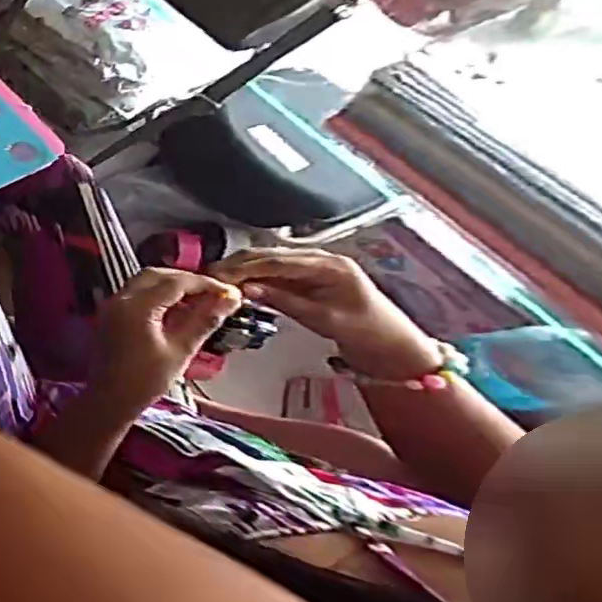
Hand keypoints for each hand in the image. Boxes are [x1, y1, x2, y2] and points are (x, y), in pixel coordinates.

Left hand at [90, 268, 242, 409]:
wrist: (110, 398)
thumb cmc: (147, 379)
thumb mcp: (181, 350)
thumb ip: (204, 320)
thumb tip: (230, 299)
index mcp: (136, 307)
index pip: (174, 282)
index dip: (205, 283)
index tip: (230, 292)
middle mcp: (119, 300)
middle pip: (156, 275)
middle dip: (186, 279)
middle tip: (214, 292)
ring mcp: (110, 305)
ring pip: (143, 282)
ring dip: (171, 285)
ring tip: (200, 299)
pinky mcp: (109, 314)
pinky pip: (134, 293)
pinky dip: (156, 294)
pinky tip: (177, 308)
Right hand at [209, 247, 437, 379]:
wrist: (393, 346)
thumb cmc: (366, 332)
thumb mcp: (323, 319)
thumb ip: (284, 301)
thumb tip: (246, 289)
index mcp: (330, 265)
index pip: (277, 260)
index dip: (244, 267)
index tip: (217, 276)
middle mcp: (319, 258)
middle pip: (268, 255)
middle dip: (236, 264)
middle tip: (208, 276)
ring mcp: (311, 266)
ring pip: (265, 261)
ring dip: (239, 269)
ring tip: (214, 279)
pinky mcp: (304, 277)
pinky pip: (270, 271)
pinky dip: (250, 276)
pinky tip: (234, 284)